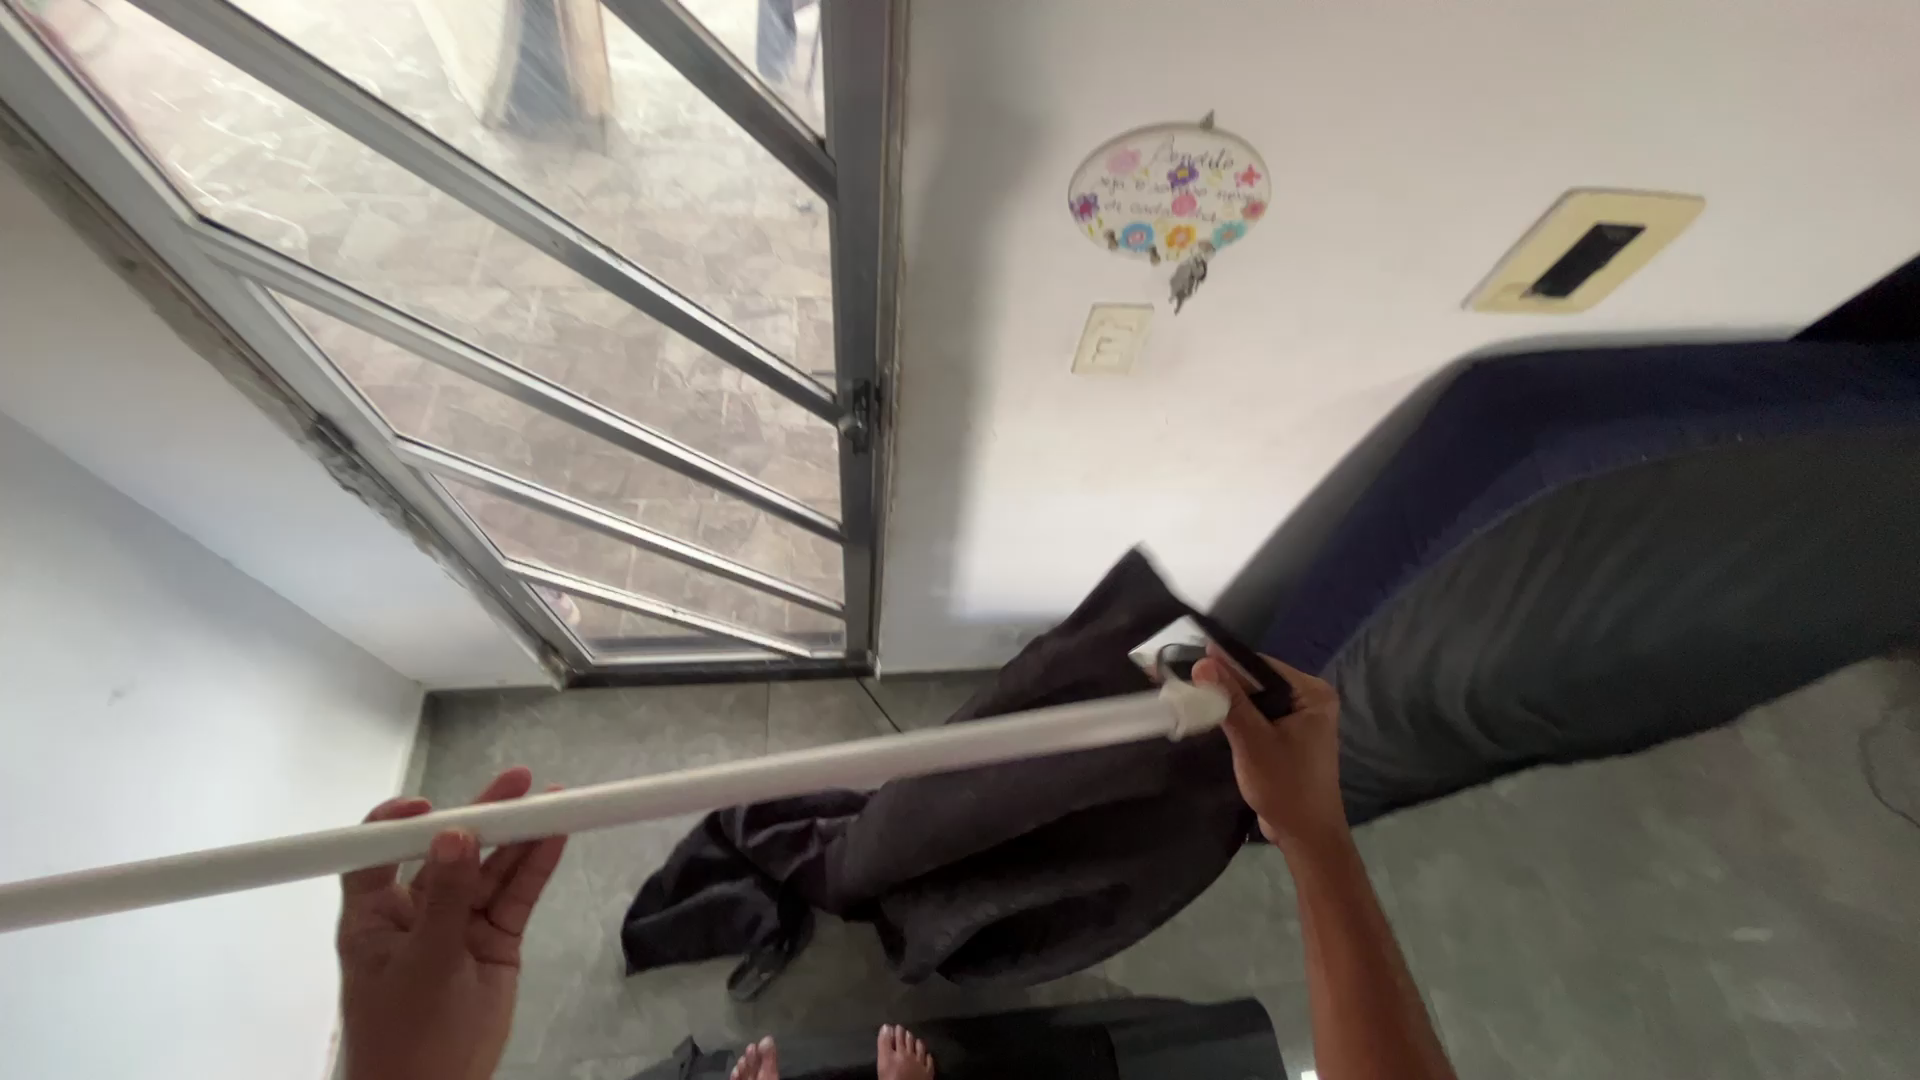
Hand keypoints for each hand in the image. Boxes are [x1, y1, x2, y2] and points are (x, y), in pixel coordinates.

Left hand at [337, 767, 567, 1079]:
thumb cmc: (406, 1033)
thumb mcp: (423, 964)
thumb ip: (445, 898)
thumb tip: (457, 834)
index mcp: (375, 919)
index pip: (375, 858)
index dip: (396, 824)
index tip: (426, 803)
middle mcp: (417, 911)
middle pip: (450, 850)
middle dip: (483, 814)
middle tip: (519, 780)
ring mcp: (461, 921)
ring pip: (493, 866)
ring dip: (521, 834)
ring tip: (555, 800)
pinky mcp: (498, 934)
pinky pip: (519, 890)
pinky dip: (538, 863)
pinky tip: (558, 835)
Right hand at [1192, 644, 1347, 854]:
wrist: (1305, 836)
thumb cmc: (1286, 787)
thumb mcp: (1253, 741)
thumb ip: (1229, 701)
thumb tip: (1201, 663)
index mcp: (1312, 693)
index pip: (1261, 666)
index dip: (1225, 664)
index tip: (1190, 664)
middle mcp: (1309, 698)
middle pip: (1256, 680)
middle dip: (1223, 683)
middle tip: (1185, 680)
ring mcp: (1298, 717)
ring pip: (1253, 697)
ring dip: (1226, 700)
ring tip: (1191, 695)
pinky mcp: (1286, 733)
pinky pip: (1256, 714)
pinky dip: (1234, 714)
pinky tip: (1209, 715)